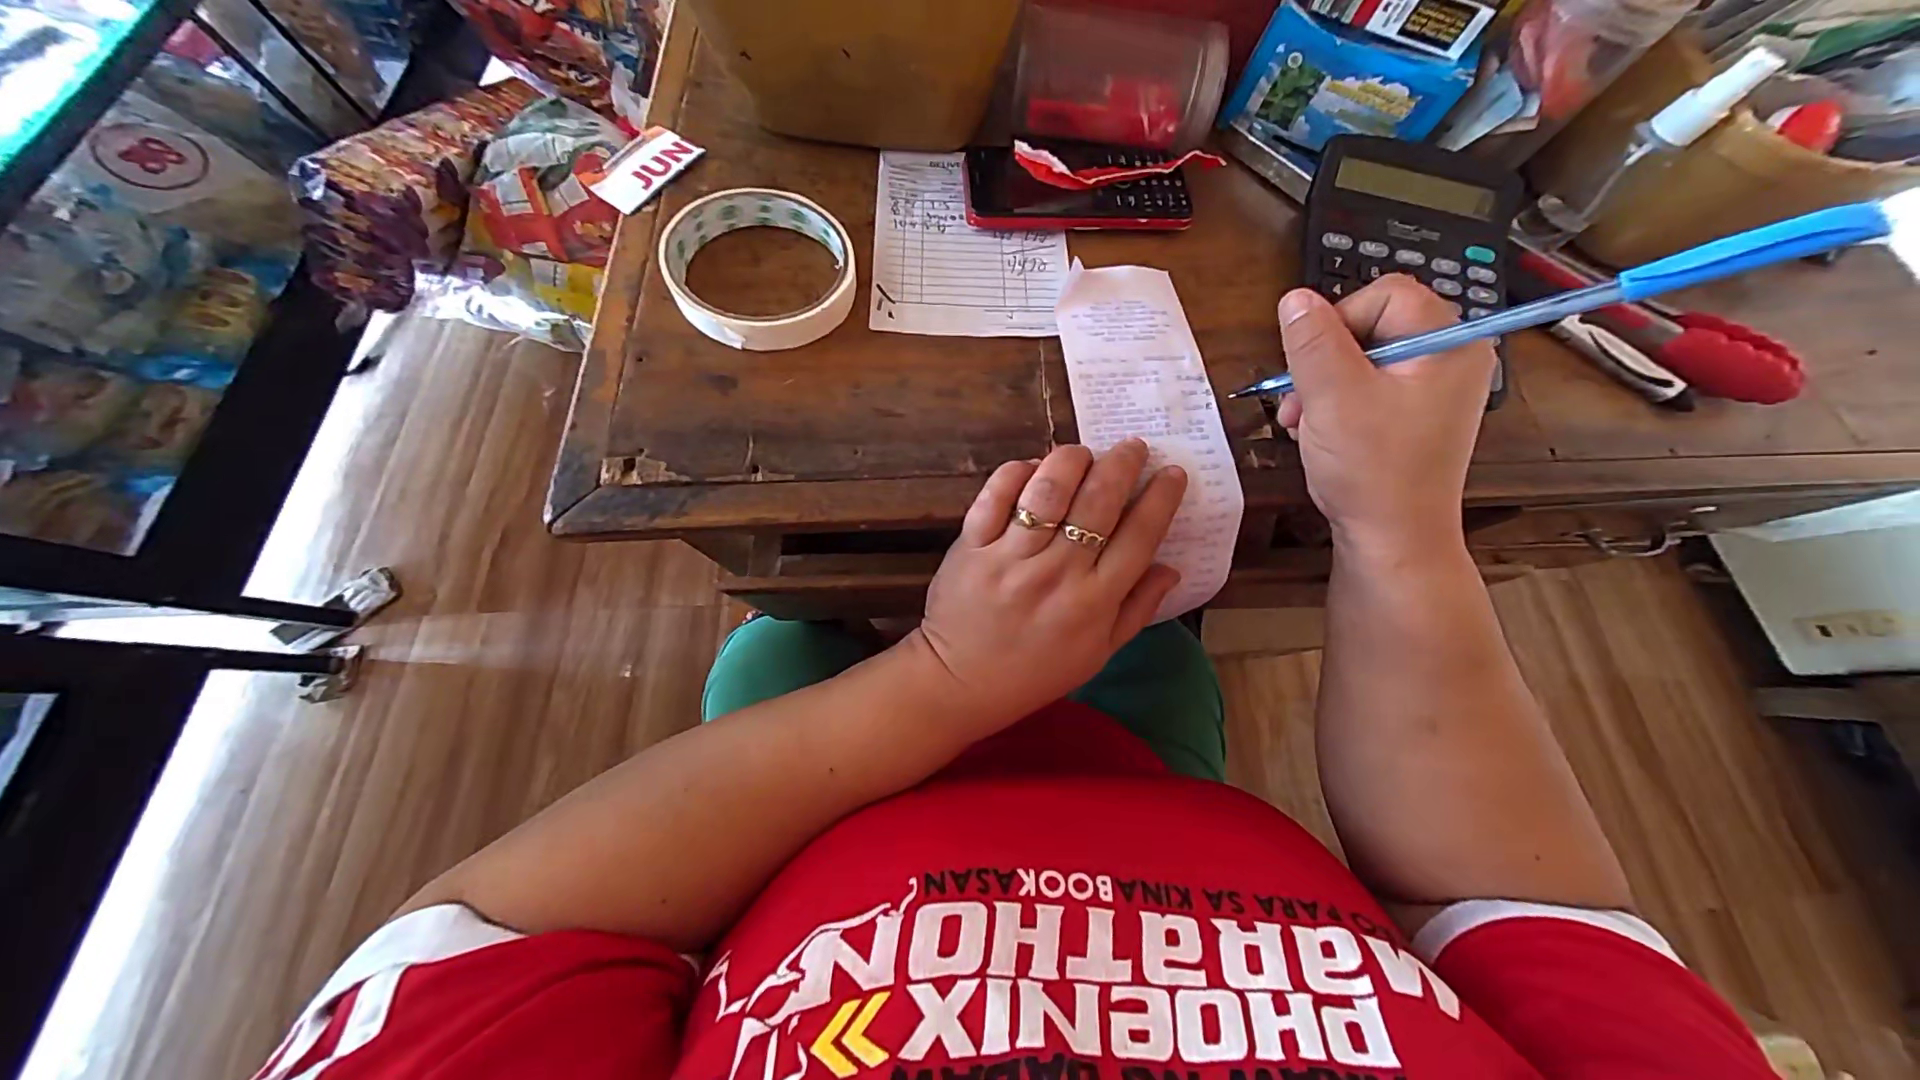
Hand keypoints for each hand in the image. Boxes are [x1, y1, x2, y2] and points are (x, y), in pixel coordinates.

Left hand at [906, 439, 1187, 736]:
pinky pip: (996, 495)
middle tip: (1131, 447)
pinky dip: (1017, 472)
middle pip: (1098, 502)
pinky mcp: (972, 545)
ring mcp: (1011, 556)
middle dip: (1122, 464)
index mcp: (1095, 601)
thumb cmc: (1036, 671)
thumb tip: (1173, 568)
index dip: (1161, 497)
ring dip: (1072, 460)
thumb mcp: (1098, 653)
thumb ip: (1137, 609)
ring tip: (1083, 454)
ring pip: (1049, 490)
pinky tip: (1033, 467)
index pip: (1139, 535)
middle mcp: (1057, 573)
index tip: (1170, 472)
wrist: (962, 682)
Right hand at [1274, 275, 1493, 559]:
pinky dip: (1335, 403)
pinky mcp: (1413, 414)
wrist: (1392, 536)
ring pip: (1362, 359)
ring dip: (1321, 385)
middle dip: (1323, 360)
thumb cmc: (1372, 470)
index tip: (1310, 365)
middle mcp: (1448, 358)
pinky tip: (1317, 430)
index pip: (1384, 295)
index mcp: (1447, 343)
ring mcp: (1432, 389)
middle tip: (1298, 398)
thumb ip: (1312, 342)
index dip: (1336, 322)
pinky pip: (1367, 387)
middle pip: (1371, 327)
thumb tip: (1295, 299)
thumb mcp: (1332, 397)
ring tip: (1302, 420)